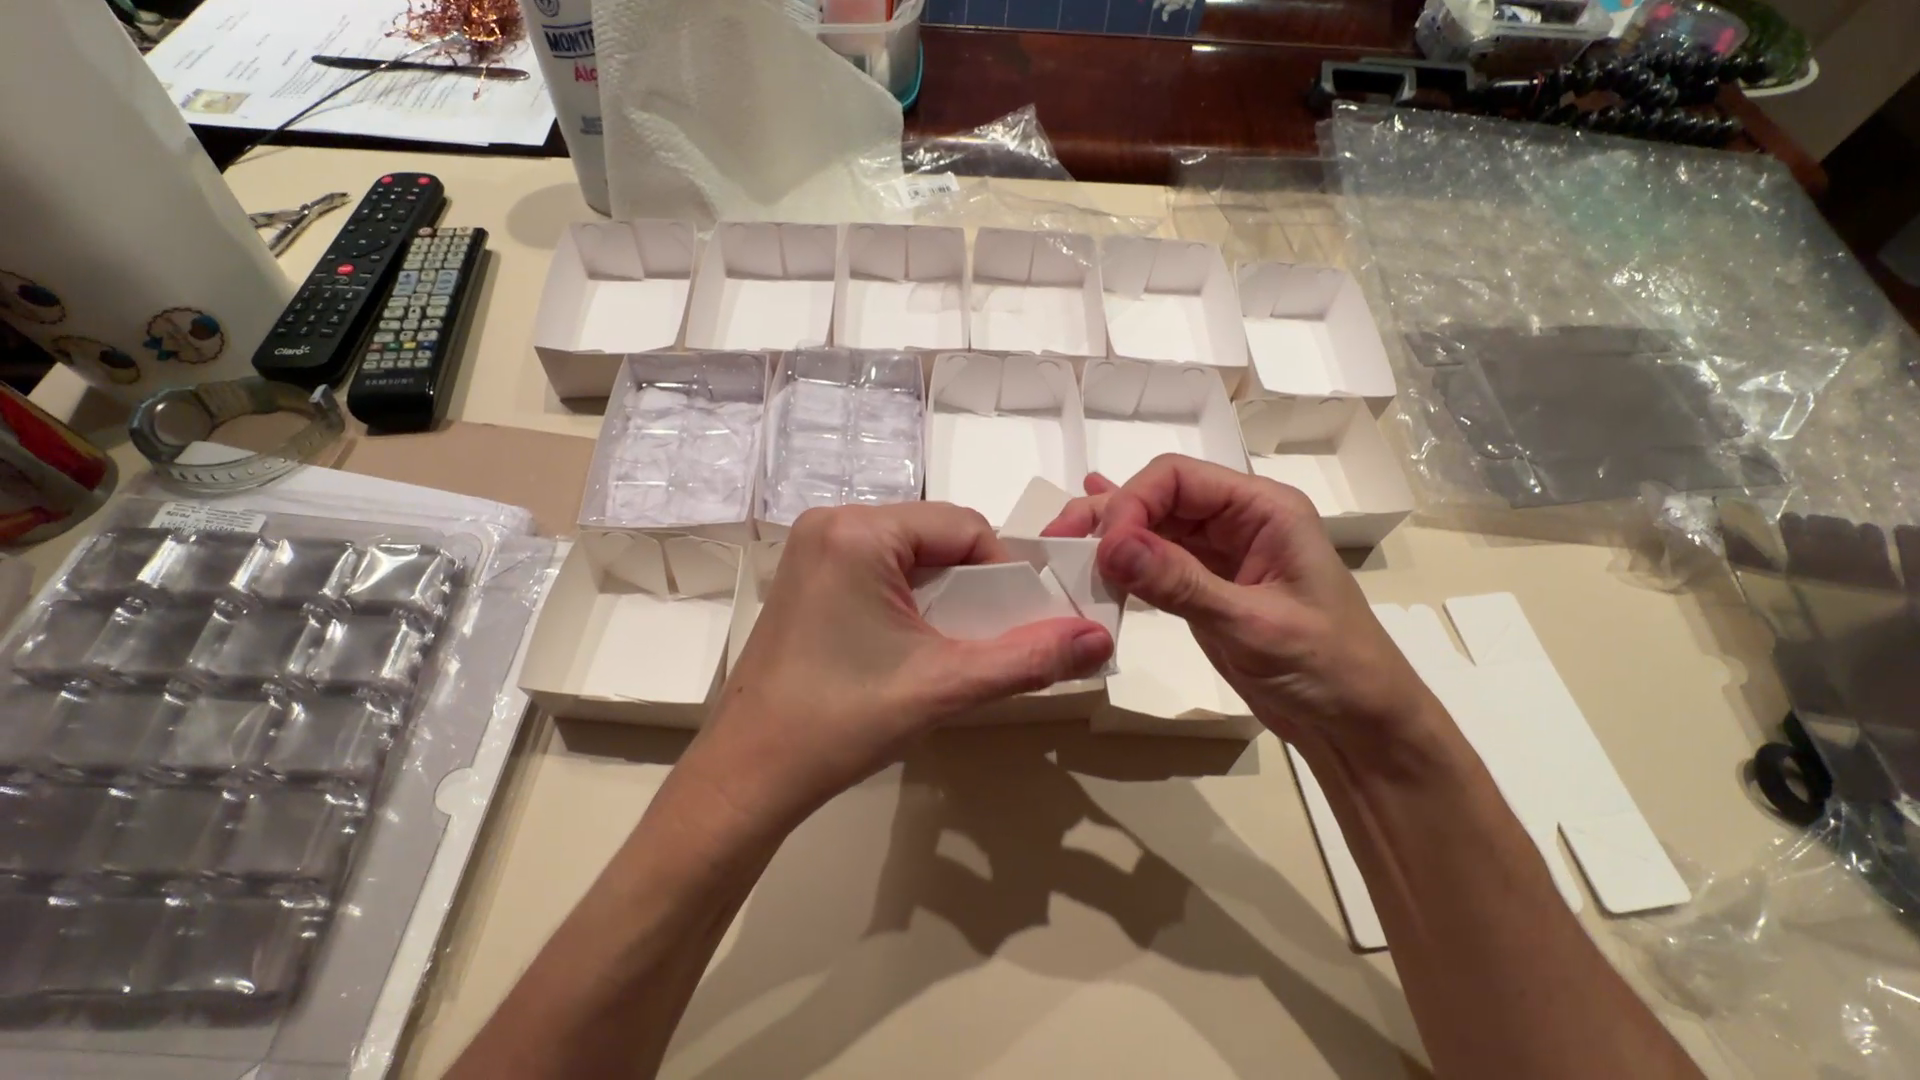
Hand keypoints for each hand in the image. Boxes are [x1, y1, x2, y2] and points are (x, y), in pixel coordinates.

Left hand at [686, 502, 1114, 831]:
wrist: (749, 775)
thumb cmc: (841, 722)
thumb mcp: (945, 686)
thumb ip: (1028, 658)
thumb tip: (1101, 639)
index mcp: (859, 531)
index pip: (965, 528)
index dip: (1004, 576)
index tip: (1015, 628)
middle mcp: (830, 522)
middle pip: (937, 537)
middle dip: (973, 589)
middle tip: (984, 644)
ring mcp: (811, 549)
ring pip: (910, 555)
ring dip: (943, 598)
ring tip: (950, 652)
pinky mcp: (804, 578)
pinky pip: (879, 570)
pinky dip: (909, 602)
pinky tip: (910, 649)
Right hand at [1044, 456, 1438, 748]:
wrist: (1356, 724)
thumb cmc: (1326, 667)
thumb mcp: (1252, 624)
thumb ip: (1181, 583)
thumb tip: (1111, 546)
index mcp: (1263, 509)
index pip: (1178, 478)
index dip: (1132, 503)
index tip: (1101, 550)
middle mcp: (1239, 520)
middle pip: (1159, 496)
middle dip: (1109, 515)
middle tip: (1057, 543)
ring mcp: (1221, 554)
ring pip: (1153, 527)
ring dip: (1109, 538)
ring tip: (1060, 551)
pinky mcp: (1206, 586)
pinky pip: (1157, 561)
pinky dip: (1124, 559)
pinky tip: (1090, 543)